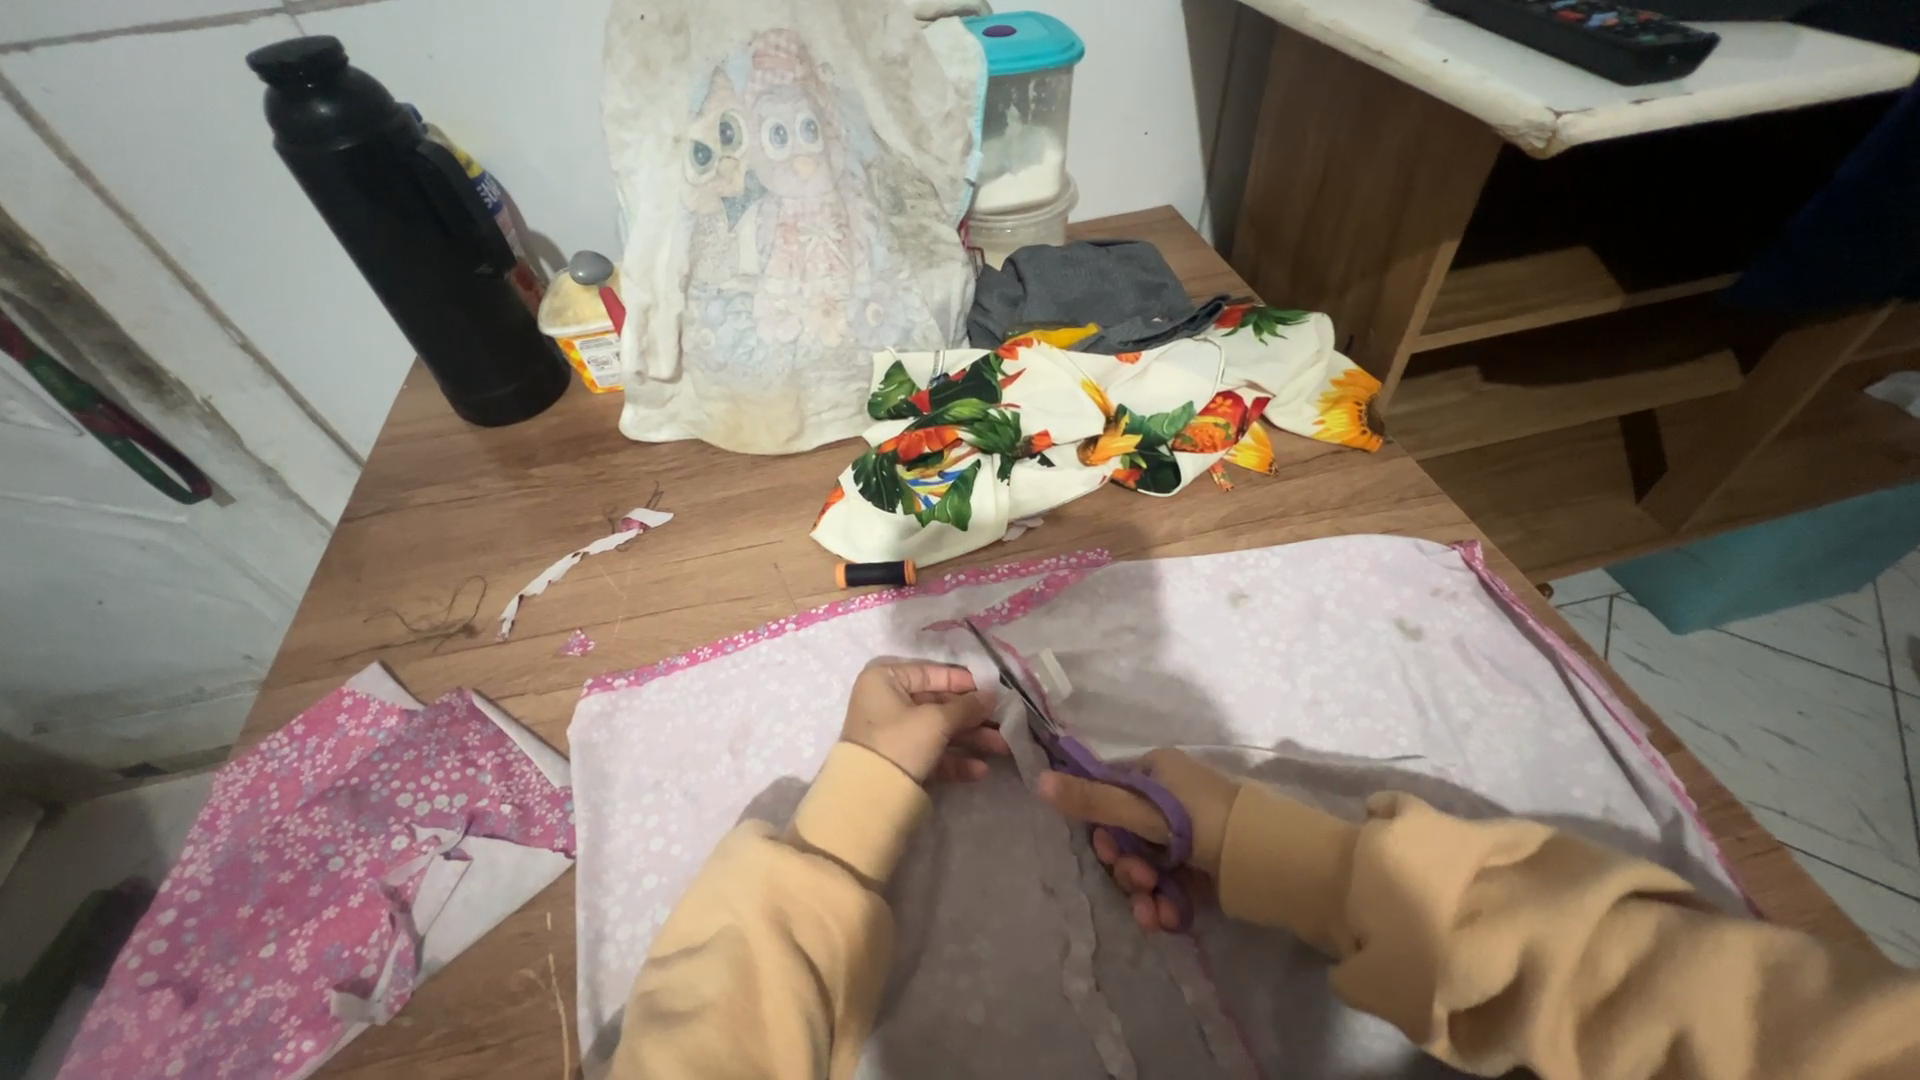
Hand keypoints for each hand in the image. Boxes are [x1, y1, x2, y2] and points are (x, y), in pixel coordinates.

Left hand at [840, 659, 1010, 784]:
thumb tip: (992, 695)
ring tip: (1002, 748)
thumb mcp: (937, 720)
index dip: (963, 682)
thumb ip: (967, 707)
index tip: (991, 689)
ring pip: (939, 731)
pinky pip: (932, 755)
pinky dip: (955, 761)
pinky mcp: (900, 762)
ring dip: (971, 739)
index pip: (931, 673)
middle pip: (938, 705)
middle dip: (973, 717)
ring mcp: (892, 735)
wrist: (869, 797)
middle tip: (1004, 723)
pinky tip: (980, 770)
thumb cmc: (900, 740)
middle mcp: (886, 702)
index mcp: (885, 680)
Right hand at [1037, 748, 1238, 932]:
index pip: (1109, 793)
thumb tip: (1038, 781)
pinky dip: (1164, 903)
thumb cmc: (1202, 822)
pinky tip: (1167, 918)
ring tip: (1153, 910)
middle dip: (1125, 865)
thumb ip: (1091, 800)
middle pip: (1125, 835)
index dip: (1100, 824)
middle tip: (1139, 879)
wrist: (1275, 863)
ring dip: (1142, 890)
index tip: (1105, 847)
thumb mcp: (1142, 810)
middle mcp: (1169, 800)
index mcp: (1155, 773)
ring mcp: (1188, 837)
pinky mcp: (1204, 870)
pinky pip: (1170, 885)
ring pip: (1146, 865)